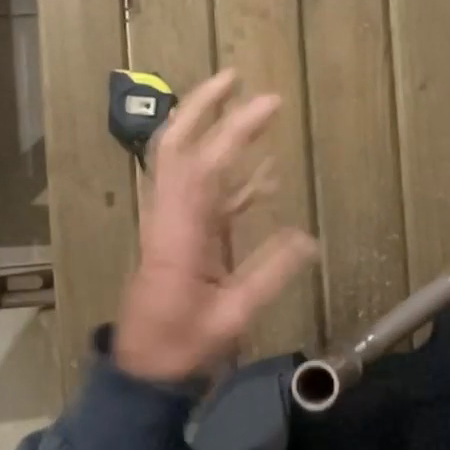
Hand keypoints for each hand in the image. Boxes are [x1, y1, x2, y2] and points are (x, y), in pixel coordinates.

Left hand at [114, 70, 317, 383]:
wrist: (142, 371)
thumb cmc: (183, 347)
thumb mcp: (232, 317)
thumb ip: (269, 275)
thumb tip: (308, 239)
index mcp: (181, 232)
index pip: (206, 164)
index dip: (235, 128)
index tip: (267, 102)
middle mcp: (169, 216)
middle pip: (176, 146)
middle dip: (203, 107)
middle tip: (234, 77)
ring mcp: (169, 224)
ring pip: (182, 163)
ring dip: (209, 131)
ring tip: (246, 108)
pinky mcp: (176, 237)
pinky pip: (201, 194)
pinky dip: (228, 177)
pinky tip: (263, 177)